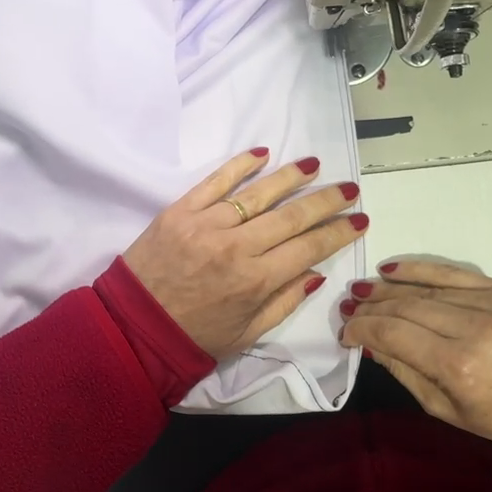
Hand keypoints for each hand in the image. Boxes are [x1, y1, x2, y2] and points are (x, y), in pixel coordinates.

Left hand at [123, 148, 366, 359]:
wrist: (132, 328)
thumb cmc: (195, 336)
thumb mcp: (247, 333)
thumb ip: (285, 301)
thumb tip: (317, 272)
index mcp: (255, 281)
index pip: (309, 247)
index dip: (339, 232)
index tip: (359, 219)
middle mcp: (237, 248)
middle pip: (292, 216)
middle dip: (326, 200)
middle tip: (348, 188)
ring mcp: (207, 225)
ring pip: (259, 193)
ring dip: (291, 177)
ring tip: (314, 165)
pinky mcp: (180, 211)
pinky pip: (216, 181)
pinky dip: (240, 165)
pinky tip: (263, 154)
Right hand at [338, 261, 491, 449]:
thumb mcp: (440, 408)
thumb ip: (401, 368)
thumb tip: (366, 339)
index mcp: (458, 366)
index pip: (394, 333)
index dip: (362, 328)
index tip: (345, 330)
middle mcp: (475, 328)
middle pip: (407, 306)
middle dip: (371, 306)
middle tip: (348, 308)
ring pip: (427, 288)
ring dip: (389, 288)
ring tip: (364, 289)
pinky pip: (455, 273)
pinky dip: (421, 270)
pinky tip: (392, 270)